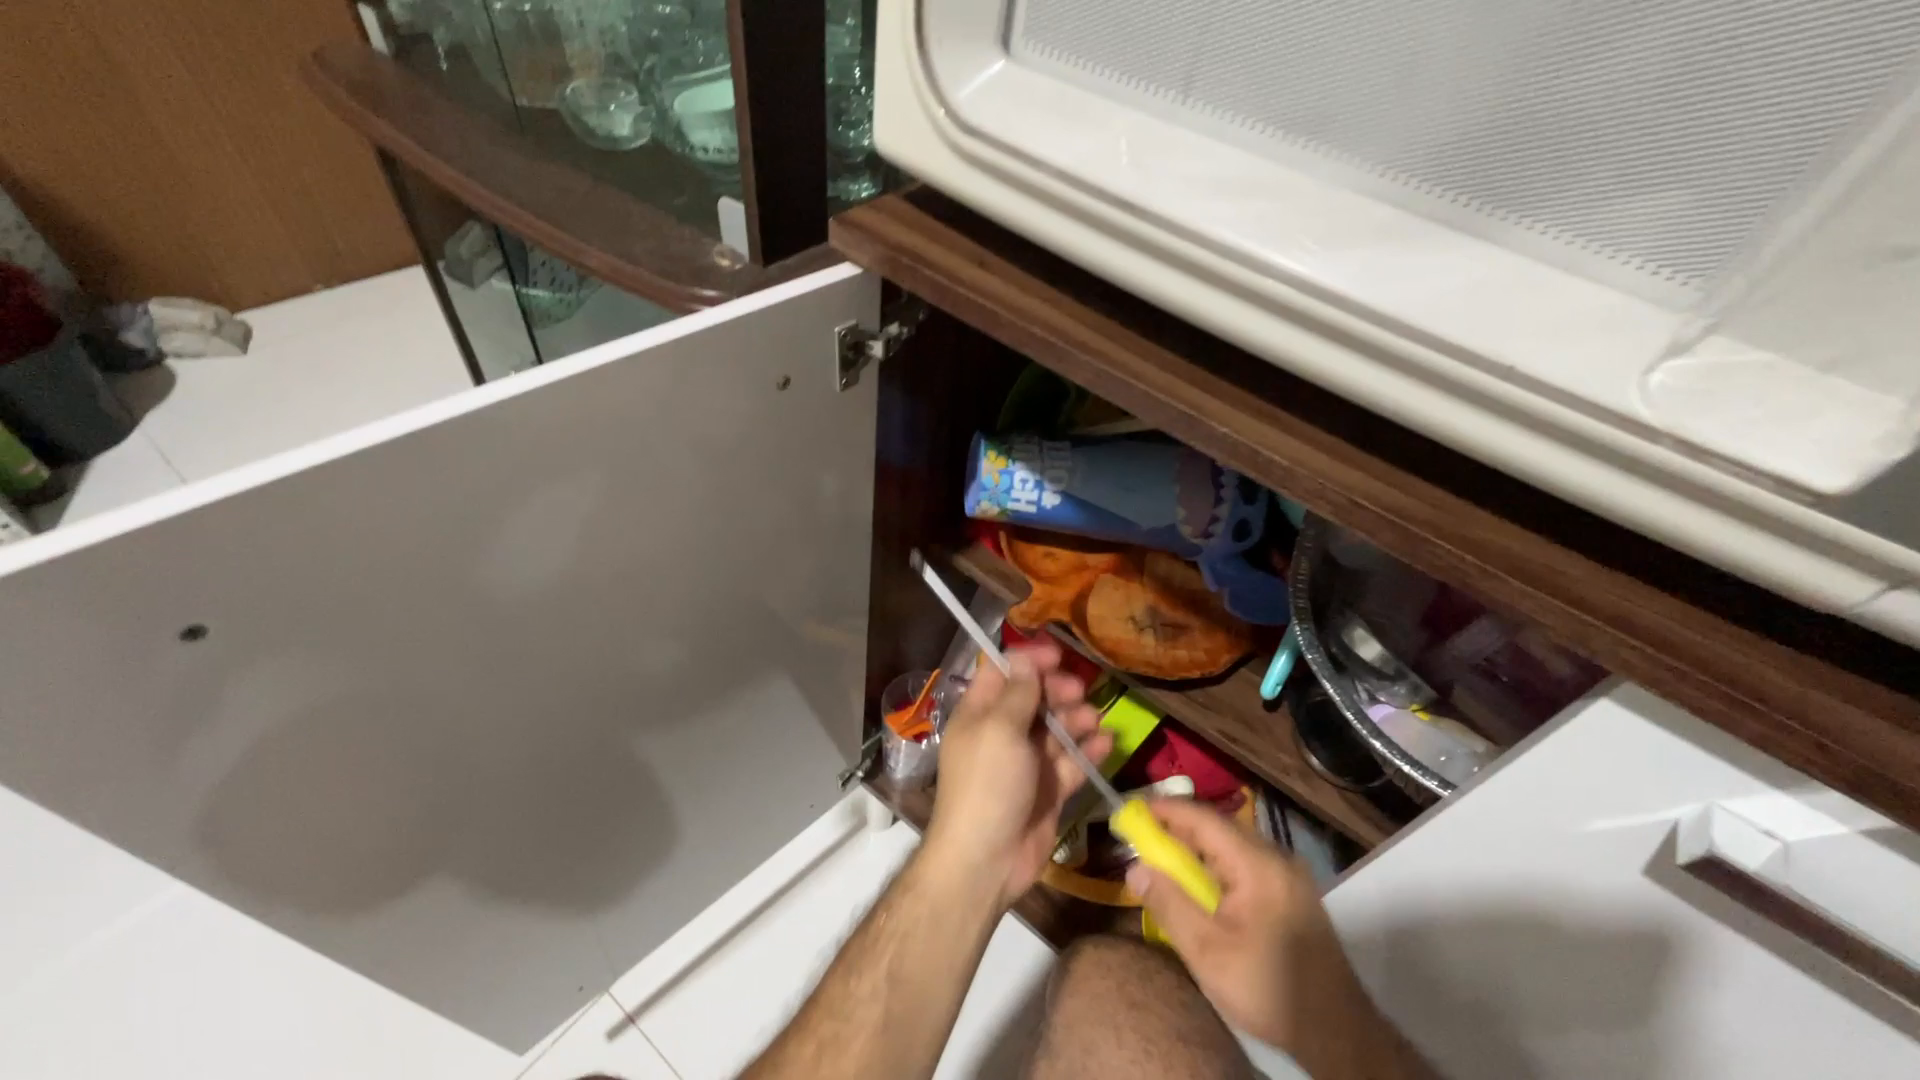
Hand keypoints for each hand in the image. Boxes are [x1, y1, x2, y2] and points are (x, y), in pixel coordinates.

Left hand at [924, 643, 1112, 907]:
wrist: (986, 860)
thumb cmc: (987, 784)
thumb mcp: (999, 730)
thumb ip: (1018, 693)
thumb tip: (1025, 659)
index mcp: (980, 713)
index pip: (1002, 672)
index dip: (1029, 660)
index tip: (1058, 655)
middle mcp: (1002, 733)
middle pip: (1034, 698)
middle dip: (1058, 690)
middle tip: (1080, 692)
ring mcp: (1027, 762)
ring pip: (1057, 729)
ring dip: (1077, 719)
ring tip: (1094, 719)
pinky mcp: (1048, 789)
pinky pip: (1071, 762)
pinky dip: (1088, 751)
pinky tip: (1107, 743)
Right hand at [1126, 800, 1376, 1063]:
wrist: (1338, 1034)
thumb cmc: (1268, 990)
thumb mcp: (1207, 952)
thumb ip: (1169, 904)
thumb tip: (1134, 869)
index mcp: (1258, 865)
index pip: (1204, 820)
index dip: (1166, 810)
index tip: (1131, 810)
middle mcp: (1278, 859)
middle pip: (1221, 828)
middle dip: (1179, 827)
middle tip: (1141, 834)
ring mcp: (1290, 877)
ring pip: (1235, 845)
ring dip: (1198, 846)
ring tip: (1163, 855)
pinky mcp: (1294, 895)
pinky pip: (1248, 863)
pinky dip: (1218, 863)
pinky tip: (1201, 882)